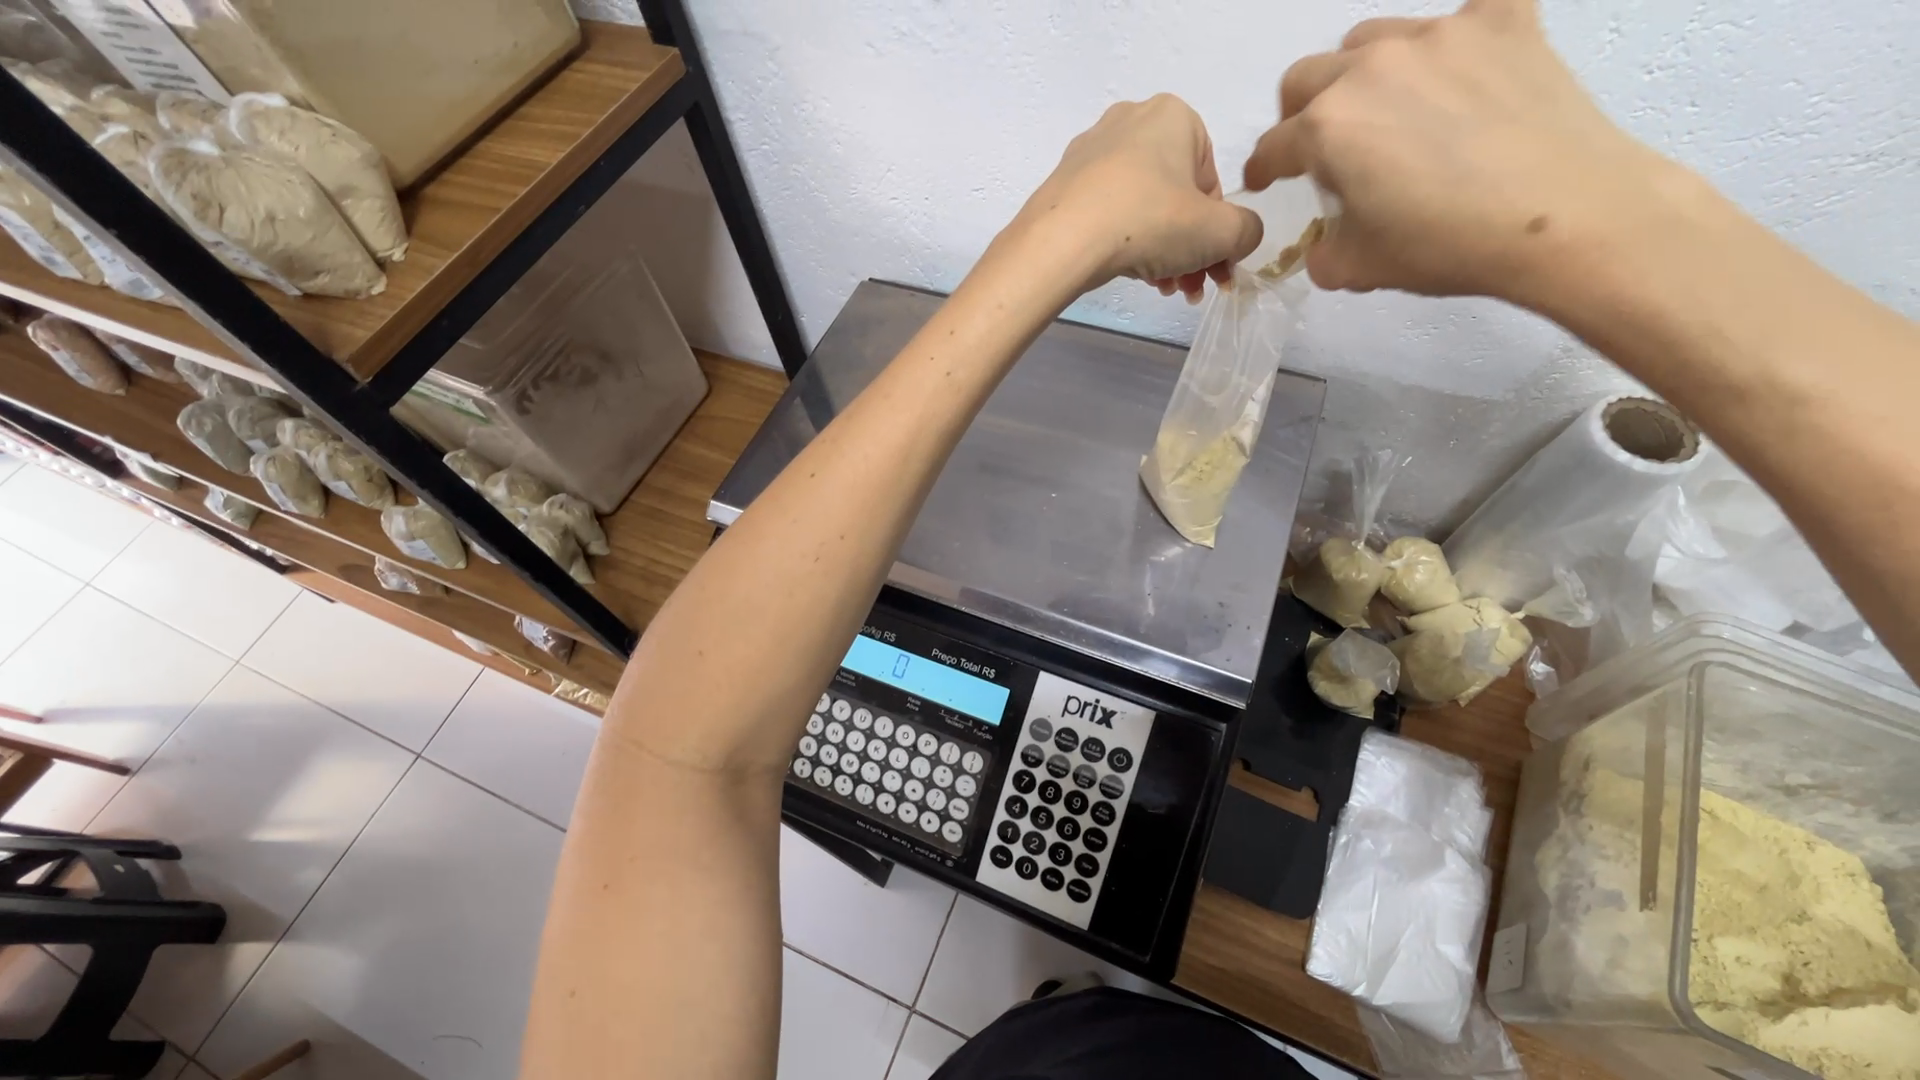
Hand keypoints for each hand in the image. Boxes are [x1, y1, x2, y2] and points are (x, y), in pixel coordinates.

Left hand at [1011, 94, 1262, 302]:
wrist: (1062, 241)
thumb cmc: (1150, 222)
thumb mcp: (1220, 232)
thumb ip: (1246, 231)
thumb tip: (1240, 235)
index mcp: (1174, 116)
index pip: (1210, 181)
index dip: (1217, 231)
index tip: (1213, 267)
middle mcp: (1131, 121)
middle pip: (1175, 197)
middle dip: (1189, 248)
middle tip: (1190, 289)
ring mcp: (1091, 151)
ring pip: (1142, 208)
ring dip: (1161, 253)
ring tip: (1162, 288)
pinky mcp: (1064, 183)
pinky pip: (1108, 212)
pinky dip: (1124, 243)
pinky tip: (1129, 273)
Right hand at [1243, 0, 1691, 304]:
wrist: (1565, 217)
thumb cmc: (1448, 246)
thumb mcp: (1359, 268)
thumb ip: (1321, 250)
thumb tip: (1323, 240)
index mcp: (1327, 128)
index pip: (1274, 147)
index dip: (1264, 170)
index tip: (1267, 182)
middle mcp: (1370, 68)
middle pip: (1306, 77)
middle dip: (1300, 113)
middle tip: (1323, 145)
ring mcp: (1439, 35)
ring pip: (1370, 40)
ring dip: (1361, 73)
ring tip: (1388, 106)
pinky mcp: (1502, 20)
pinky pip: (1467, 10)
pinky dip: (1456, 37)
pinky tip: (1464, 66)